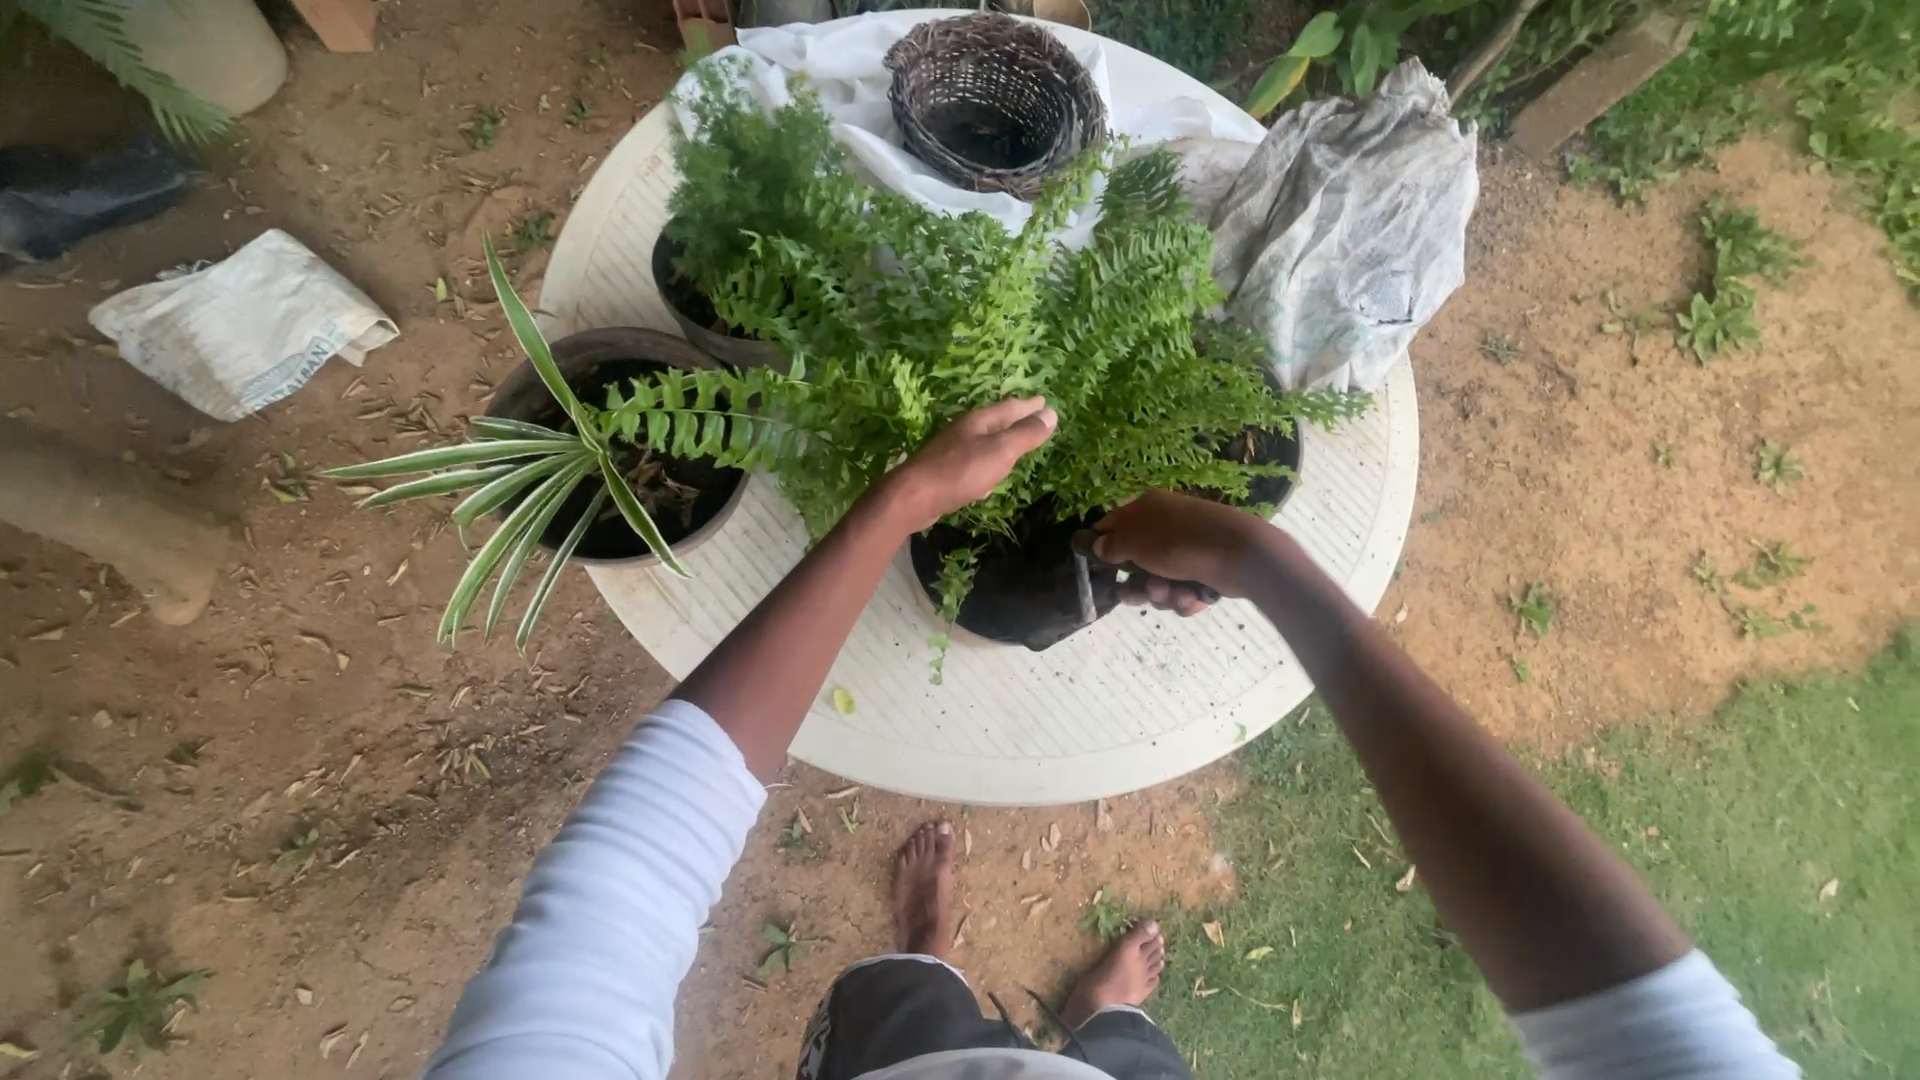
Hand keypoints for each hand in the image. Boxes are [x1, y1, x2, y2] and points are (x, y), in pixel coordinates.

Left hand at [879, 397, 1057, 532]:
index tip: (1043, 400)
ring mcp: (952, 453)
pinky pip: (973, 467)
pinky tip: (988, 481)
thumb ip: (1025, 434)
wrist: (914, 497)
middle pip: (995, 423)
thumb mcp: (1000, 451)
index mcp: (979, 422)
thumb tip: (1050, 413)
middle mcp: (964, 432)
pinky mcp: (945, 475)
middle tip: (1030, 417)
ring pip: (983, 444)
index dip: (1028, 406)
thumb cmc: (960, 471)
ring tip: (1013, 446)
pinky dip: (986, 468)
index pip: (1009, 408)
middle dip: (1014, 421)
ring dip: (1000, 444)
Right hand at [1092, 489, 1274, 610]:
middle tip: (1142, 593)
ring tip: (1174, 592)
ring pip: (1158, 582)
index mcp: (1147, 509)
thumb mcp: (1134, 541)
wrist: (1240, 555)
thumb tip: (1096, 544)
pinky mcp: (1205, 571)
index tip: (1098, 570)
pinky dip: (1184, 598)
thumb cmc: (1179, 542)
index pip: (1111, 526)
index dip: (1101, 548)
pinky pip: (1181, 591)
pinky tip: (1192, 596)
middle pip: (1135, 563)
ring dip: (1161, 594)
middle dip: (1137, 585)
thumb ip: (1110, 544)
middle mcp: (1165, 527)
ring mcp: (1187, 550)